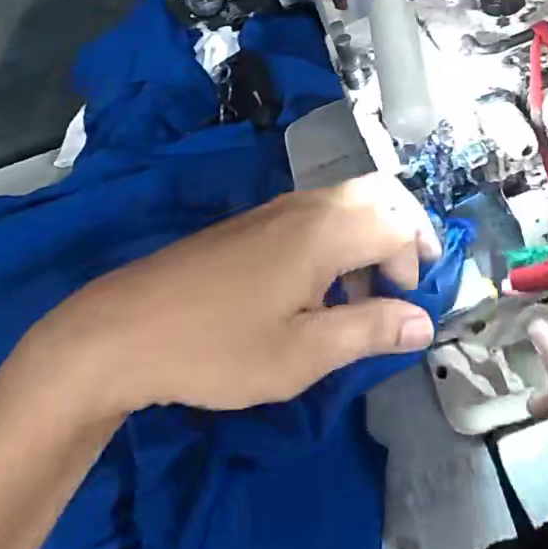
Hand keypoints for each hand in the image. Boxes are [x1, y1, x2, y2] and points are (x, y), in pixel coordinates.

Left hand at [23, 173, 441, 414]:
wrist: (124, 328)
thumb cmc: (218, 347)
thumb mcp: (301, 354)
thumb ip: (368, 330)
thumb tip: (423, 321)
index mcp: (323, 230)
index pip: (396, 224)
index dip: (414, 262)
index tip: (406, 309)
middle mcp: (304, 206)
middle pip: (376, 193)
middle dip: (403, 230)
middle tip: (404, 280)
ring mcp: (274, 209)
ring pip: (345, 201)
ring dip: (369, 237)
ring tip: (362, 294)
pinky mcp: (253, 222)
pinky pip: (315, 214)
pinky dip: (338, 238)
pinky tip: (319, 287)